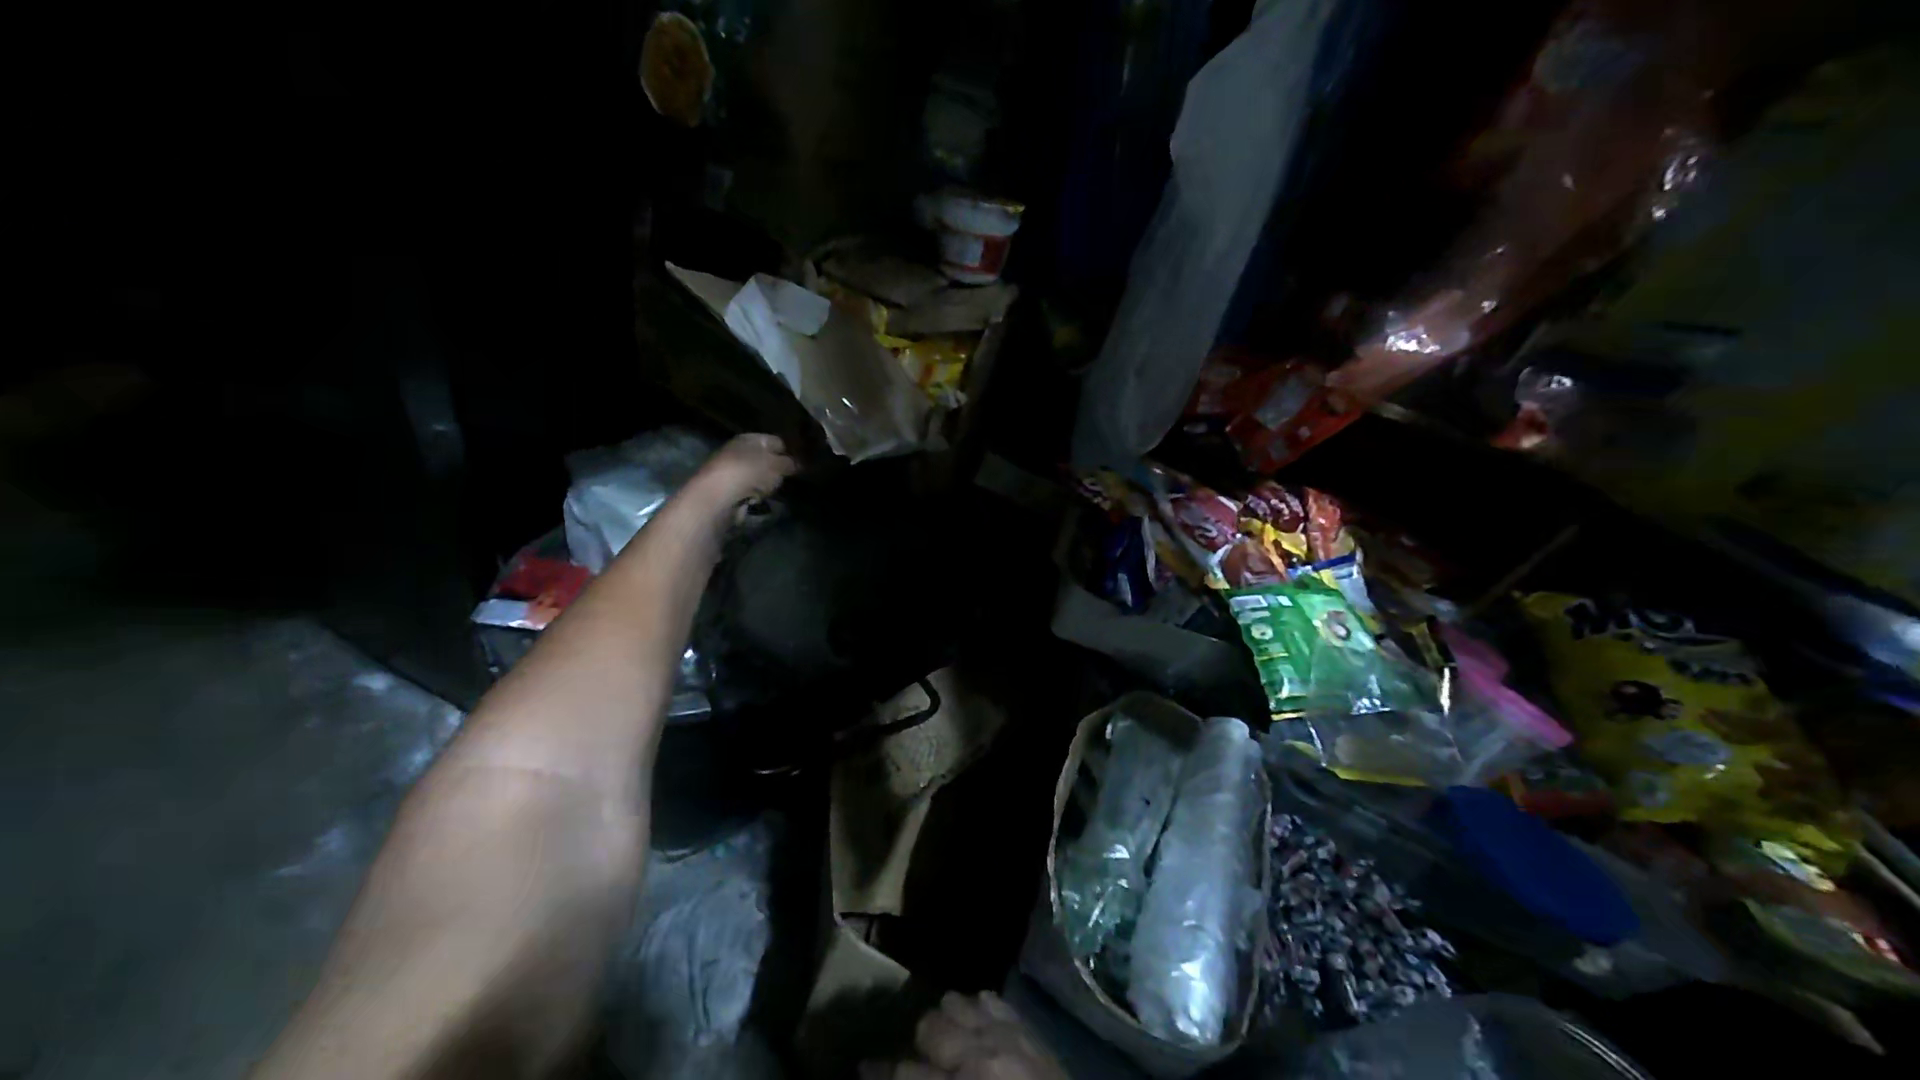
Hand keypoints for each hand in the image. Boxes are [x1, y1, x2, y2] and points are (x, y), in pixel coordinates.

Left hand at [693, 432, 795, 512]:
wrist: (717, 496)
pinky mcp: (728, 490)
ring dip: (767, 483)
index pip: (777, 441)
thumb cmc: (750, 472)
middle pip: (766, 458)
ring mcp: (732, 471)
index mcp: (750, 438)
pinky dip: (756, 495)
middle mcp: (739, 451)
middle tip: (795, 478)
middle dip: (779, 469)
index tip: (804, 463)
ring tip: (779, 491)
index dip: (791, 450)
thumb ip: (790, 463)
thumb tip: (799, 463)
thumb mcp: (778, 465)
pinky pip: (749, 490)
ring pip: (758, 476)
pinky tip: (762, 501)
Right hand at [874, 992, 1068, 1079]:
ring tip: (945, 1036)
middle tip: (914, 1058)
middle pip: (930, 1026)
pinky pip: (992, 1001)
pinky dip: (978, 1009)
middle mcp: (980, 1053)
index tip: (863, 1066)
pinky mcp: (1029, 1030)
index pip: (905, 1074)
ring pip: (959, 1003)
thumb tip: (903, 1076)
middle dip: (917, 1042)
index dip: (879, 1071)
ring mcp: (1008, 1035)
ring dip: (947, 1019)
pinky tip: (975, 1022)